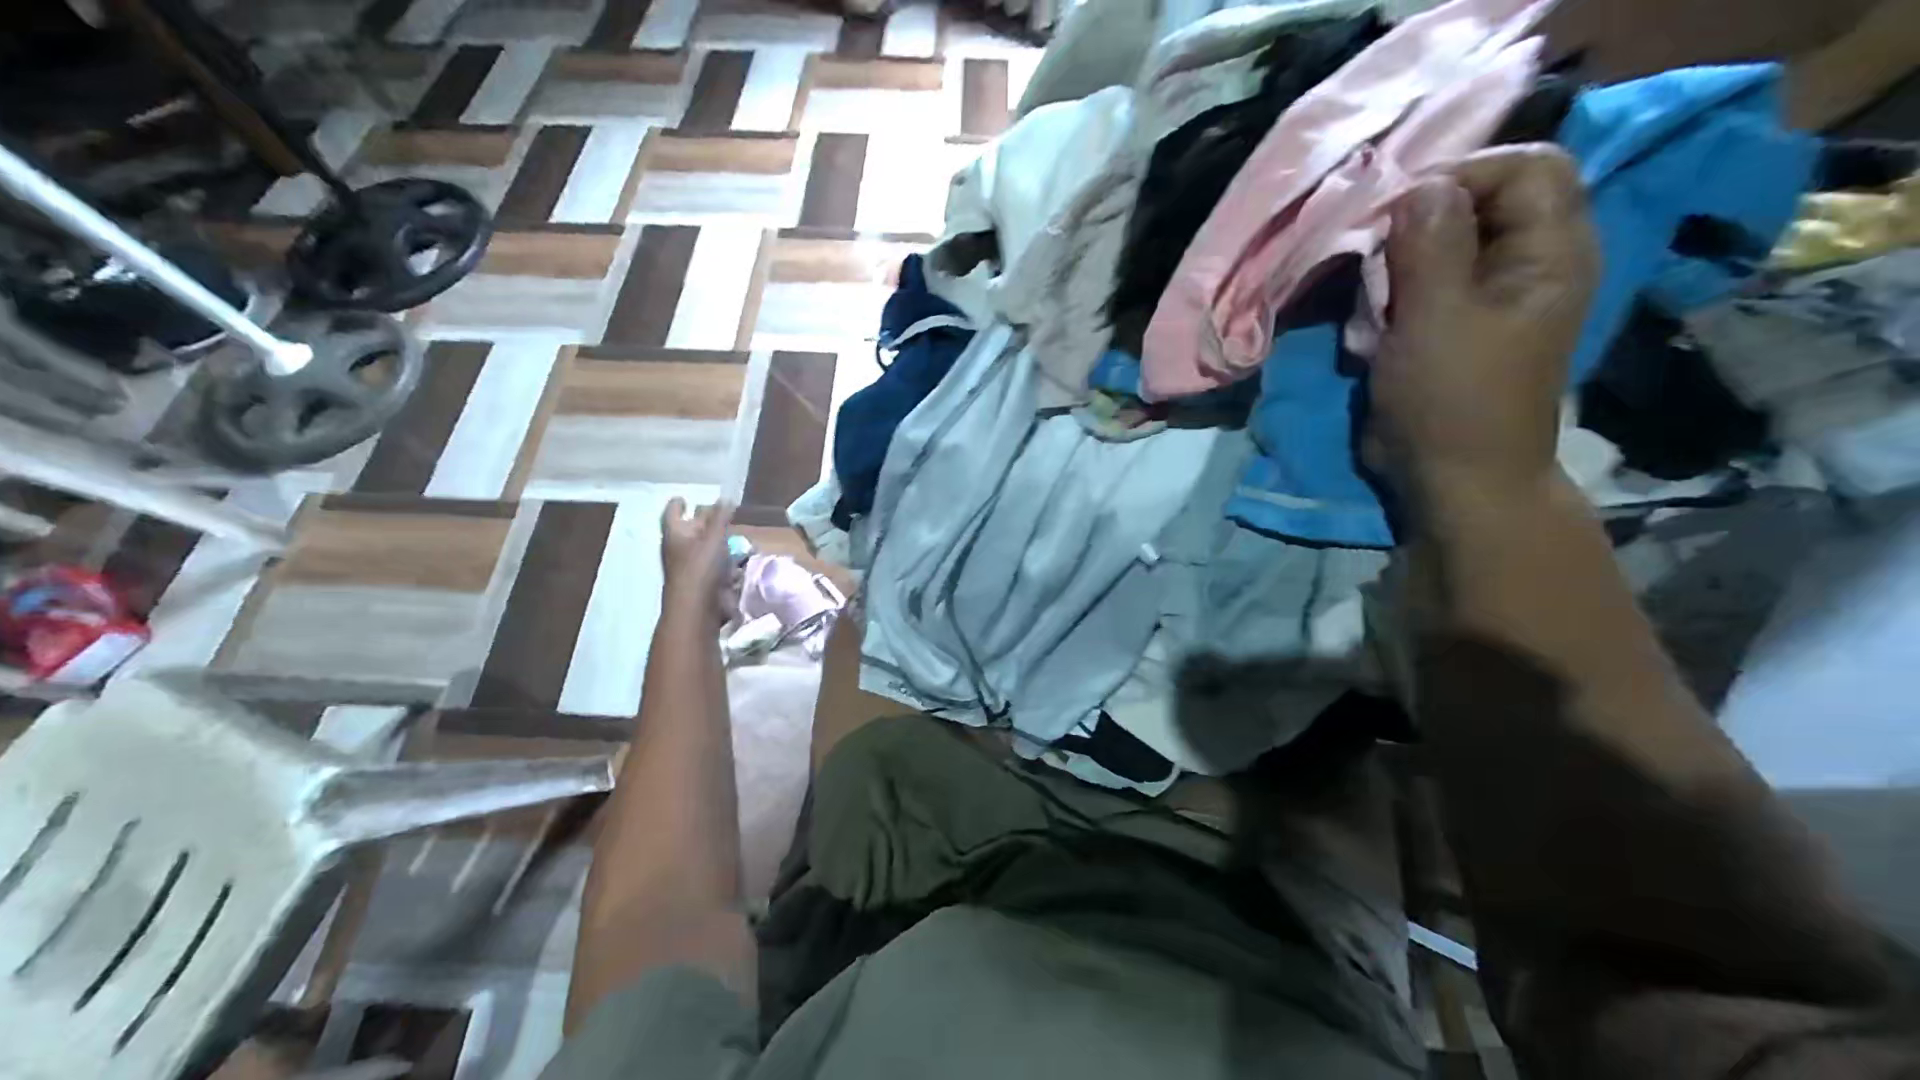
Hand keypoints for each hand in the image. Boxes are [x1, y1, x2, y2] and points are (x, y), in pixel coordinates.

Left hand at [660, 498, 733, 617]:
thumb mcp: (713, 538)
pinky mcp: (706, 580)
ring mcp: (693, 566)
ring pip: (706, 547)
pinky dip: (727, 559)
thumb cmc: (700, 568)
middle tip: (720, 512)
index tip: (685, 498)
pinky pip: (716, 564)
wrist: (699, 609)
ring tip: (736, 532)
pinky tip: (741, 556)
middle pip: (691, 529)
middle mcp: (680, 549)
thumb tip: (726, 497)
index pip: (673, 513)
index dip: (678, 504)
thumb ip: (720, 518)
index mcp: (675, 535)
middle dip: (704, 521)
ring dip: (719, 540)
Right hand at [1369, 145, 1599, 503]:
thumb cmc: (1453, 400)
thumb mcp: (1437, 317)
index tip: (1397, 217)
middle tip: (1378, 265)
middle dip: (1417, 227)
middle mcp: (1530, 263)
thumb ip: (1431, 242)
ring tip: (1373, 306)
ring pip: (1442, 246)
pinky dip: (1392, 297)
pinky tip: (1373, 328)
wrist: (1454, 478)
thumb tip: (1419, 186)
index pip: (1525, 166)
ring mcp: (1492, 297)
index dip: (1461, 177)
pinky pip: (1423, 286)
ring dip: (1396, 268)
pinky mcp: (1456, 325)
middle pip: (1480, 202)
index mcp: (1552, 252)